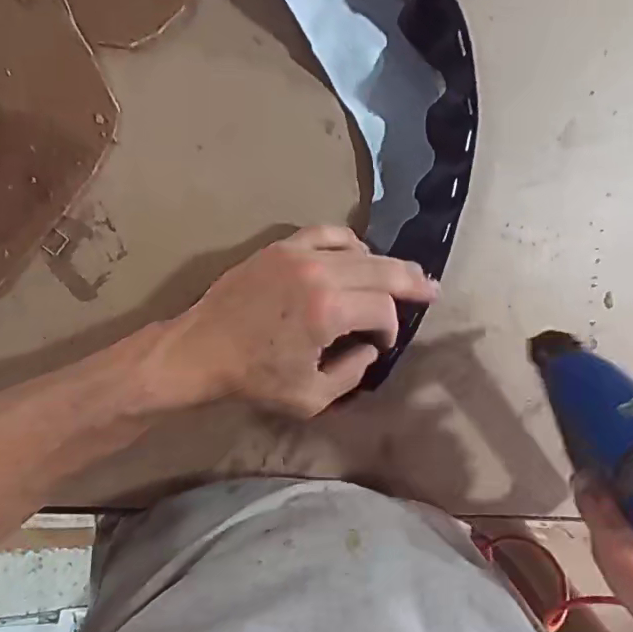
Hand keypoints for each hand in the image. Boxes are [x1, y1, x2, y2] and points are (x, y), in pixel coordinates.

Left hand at [154, 225, 438, 416]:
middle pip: (382, 270)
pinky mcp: (280, 248)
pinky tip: (359, 256)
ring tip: (402, 273)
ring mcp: (298, 255)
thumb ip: (352, 374)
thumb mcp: (311, 398)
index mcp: (328, 312)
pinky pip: (327, 234)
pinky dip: (350, 244)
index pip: (383, 309)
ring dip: (384, 264)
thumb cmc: (253, 379)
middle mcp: (319, 274)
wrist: (200, 350)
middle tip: (431, 289)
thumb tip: (368, 348)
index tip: (382, 345)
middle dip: (411, 283)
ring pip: (360, 250)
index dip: (391, 328)